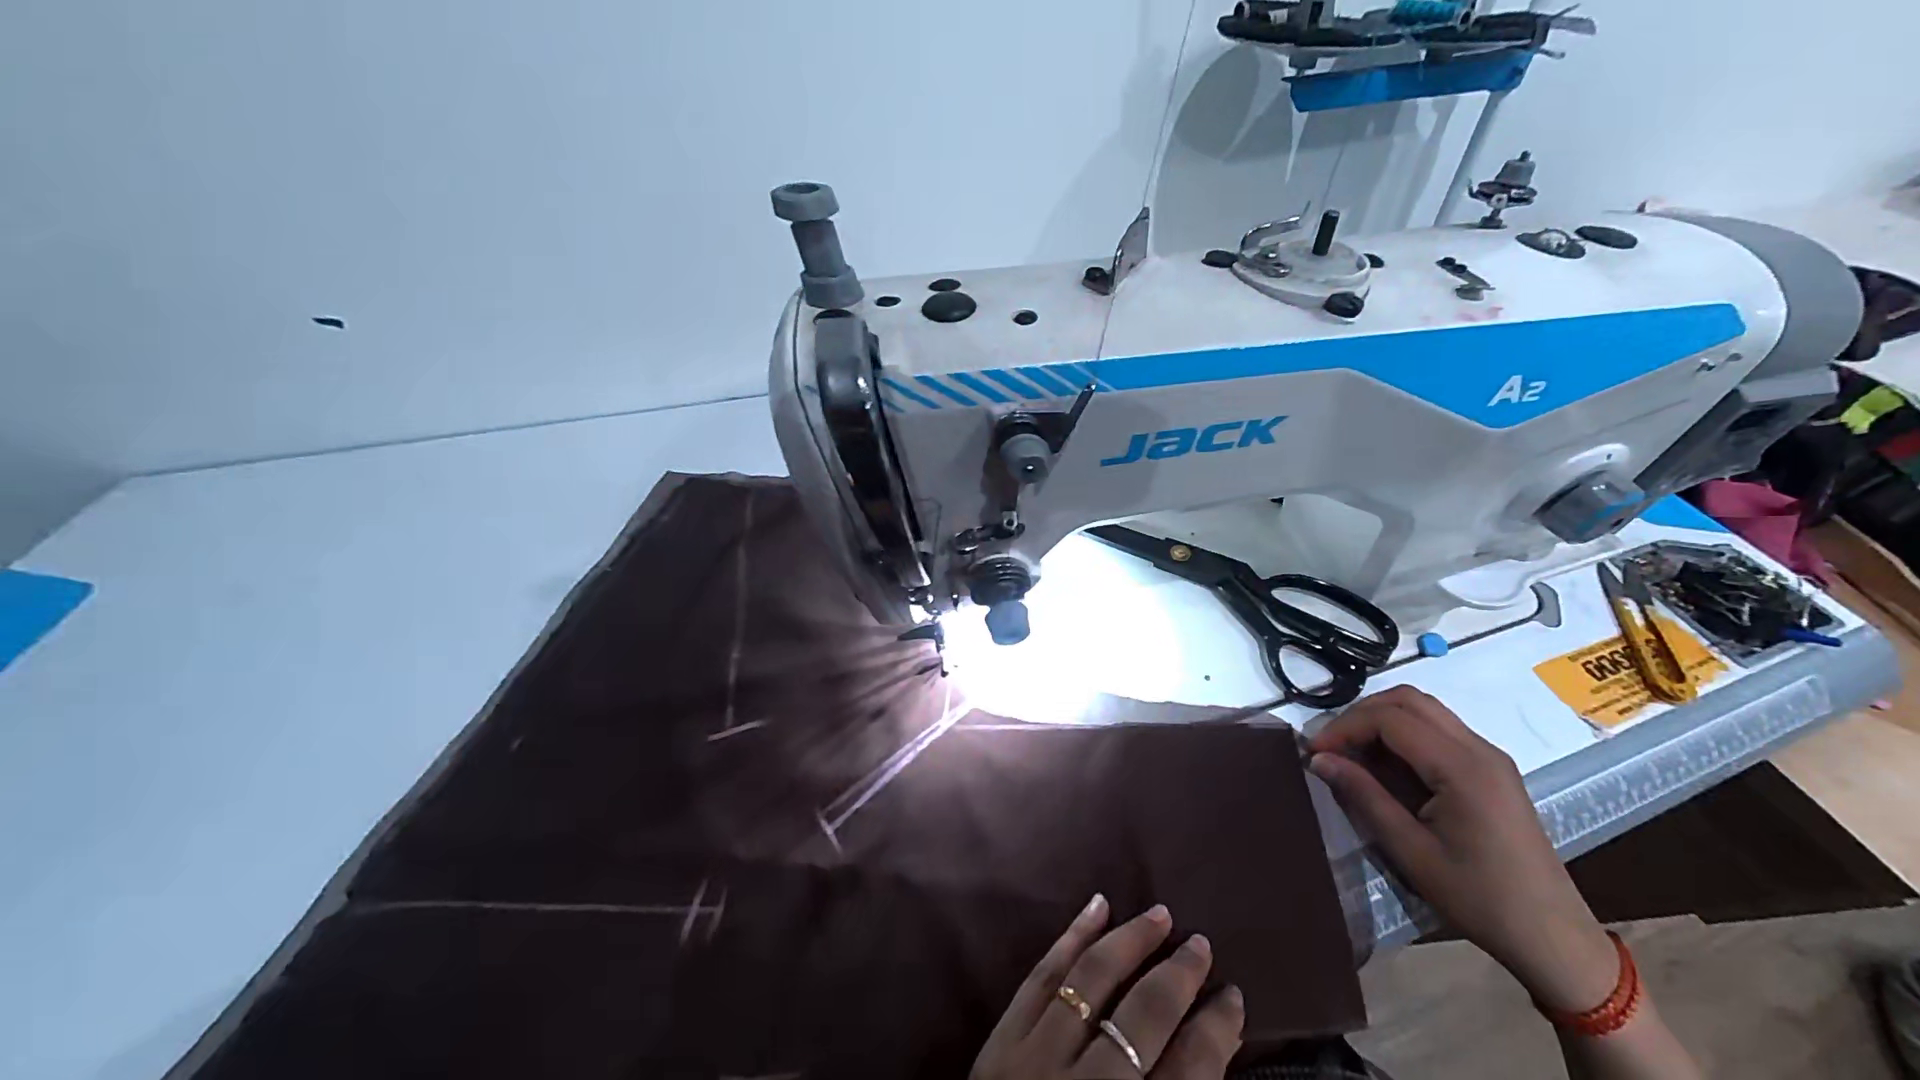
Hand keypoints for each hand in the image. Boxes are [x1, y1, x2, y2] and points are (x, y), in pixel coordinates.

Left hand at [971, 895, 1244, 1078]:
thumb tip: (1213, 1047)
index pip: (1189, 1073)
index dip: (1216, 1030)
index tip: (1233, 996)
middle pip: (1142, 1018)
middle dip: (1178, 977)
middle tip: (1201, 945)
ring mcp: (1035, 1062)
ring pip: (1090, 981)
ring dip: (1128, 943)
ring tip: (1159, 914)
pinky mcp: (999, 1044)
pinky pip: (1040, 977)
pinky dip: (1070, 938)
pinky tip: (1095, 908)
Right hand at [1307, 686, 1618, 1013]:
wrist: (1551, 935)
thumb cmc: (1478, 897)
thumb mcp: (1410, 850)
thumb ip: (1364, 796)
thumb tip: (1319, 759)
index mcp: (1463, 768)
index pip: (1390, 719)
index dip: (1345, 727)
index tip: (1315, 752)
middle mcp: (1480, 749)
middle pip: (1408, 700)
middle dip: (1360, 715)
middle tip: (1331, 747)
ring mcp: (1489, 756)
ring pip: (1423, 709)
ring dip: (1381, 720)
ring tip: (1352, 753)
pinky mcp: (1491, 768)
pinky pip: (1438, 729)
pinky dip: (1402, 733)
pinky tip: (1384, 765)